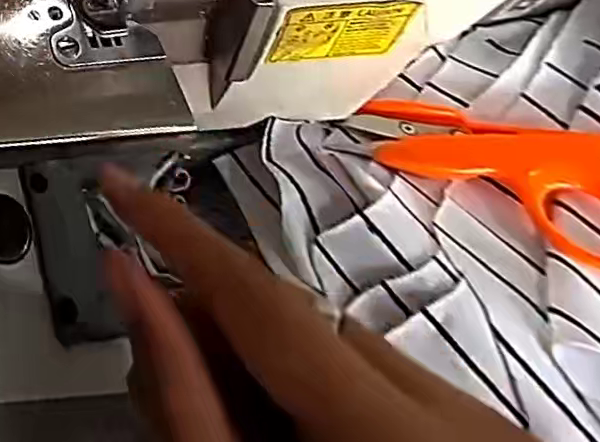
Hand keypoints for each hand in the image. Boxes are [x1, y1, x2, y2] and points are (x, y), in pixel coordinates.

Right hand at [98, 166, 533, 441]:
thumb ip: (180, 389)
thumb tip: (126, 279)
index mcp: (388, 436)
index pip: (252, 290)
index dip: (172, 226)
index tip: (116, 182)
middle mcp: (452, 412)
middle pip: (283, 311)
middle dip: (208, 322)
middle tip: (164, 366)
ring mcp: (477, 419)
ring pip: (320, 335)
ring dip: (256, 356)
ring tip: (235, 421)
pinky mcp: (483, 426)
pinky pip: (362, 366)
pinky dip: (304, 383)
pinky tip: (285, 430)